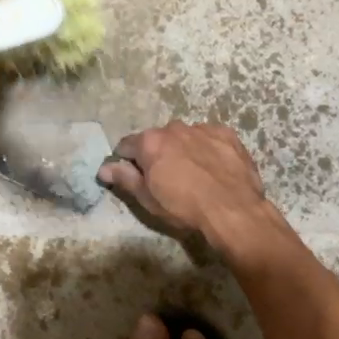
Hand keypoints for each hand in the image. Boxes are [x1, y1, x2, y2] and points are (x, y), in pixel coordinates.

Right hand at [97, 122, 284, 247]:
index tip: (134, 176)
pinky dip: (208, 149)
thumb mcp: (148, 199)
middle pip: (157, 139)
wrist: (234, 211)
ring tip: (195, 175)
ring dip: (183, 150)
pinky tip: (215, 168)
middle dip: (158, 154)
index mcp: (149, 142)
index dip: (127, 161)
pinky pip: (209, 138)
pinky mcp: (226, 134)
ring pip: (184, 137)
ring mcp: (201, 129)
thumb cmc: (184, 208)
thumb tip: (103, 167)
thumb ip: (124, 178)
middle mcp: (173, 128)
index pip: (126, 145)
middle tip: (168, 179)